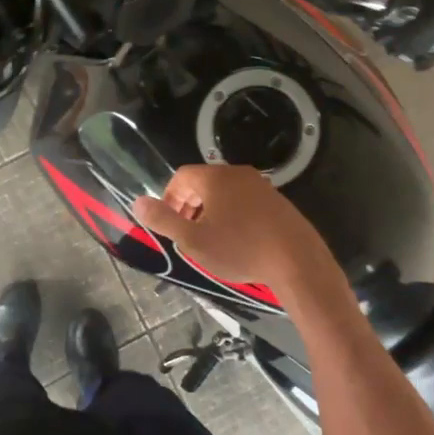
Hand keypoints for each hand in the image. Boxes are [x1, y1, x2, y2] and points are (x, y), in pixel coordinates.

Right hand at [131, 165, 335, 294]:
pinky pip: (245, 201)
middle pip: (203, 182)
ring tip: (209, 238)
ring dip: (210, 210)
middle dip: (188, 204)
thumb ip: (163, 220)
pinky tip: (237, 240)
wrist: (296, 260)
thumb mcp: (193, 240)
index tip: (169, 222)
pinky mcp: (277, 201)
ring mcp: (261, 186)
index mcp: (215, 178)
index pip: (181, 176)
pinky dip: (232, 214)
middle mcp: (238, 174)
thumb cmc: (239, 249)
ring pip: (225, 192)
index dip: (169, 197)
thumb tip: (137, 202)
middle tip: (185, 231)